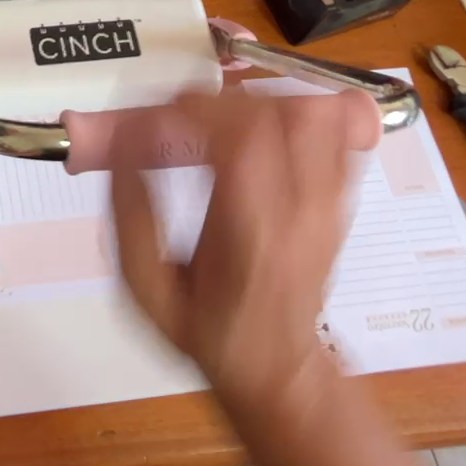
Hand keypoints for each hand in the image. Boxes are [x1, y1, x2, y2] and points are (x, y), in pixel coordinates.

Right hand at [109, 89, 381, 413]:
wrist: (277, 367)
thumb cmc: (205, 329)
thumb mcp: (147, 288)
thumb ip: (132, 216)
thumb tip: (124, 146)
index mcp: (252, 234)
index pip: (244, 140)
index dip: (199, 108)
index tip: (161, 111)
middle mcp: (302, 211)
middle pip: (281, 116)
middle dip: (223, 97)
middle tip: (183, 110)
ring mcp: (330, 204)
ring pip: (316, 116)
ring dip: (262, 99)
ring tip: (223, 113)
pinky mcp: (342, 199)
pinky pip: (338, 133)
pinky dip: (301, 111)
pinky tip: (265, 121)